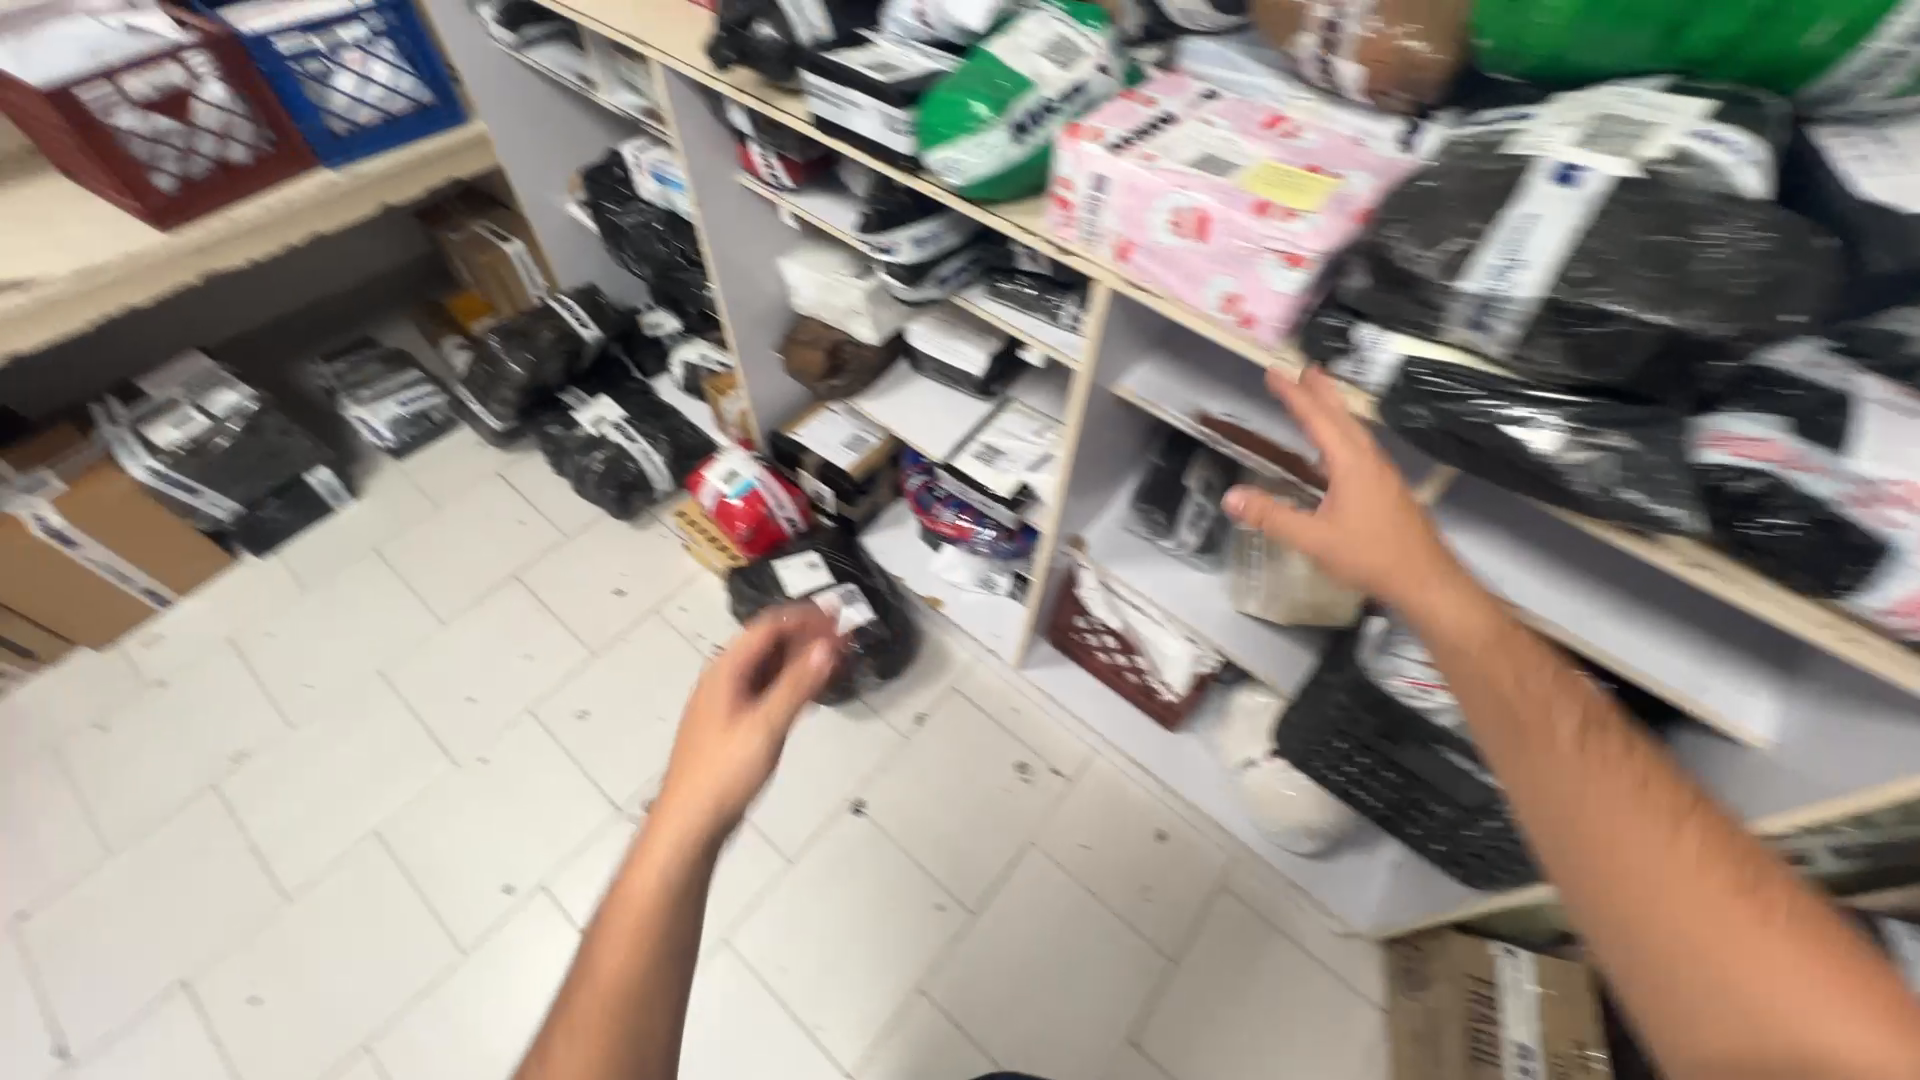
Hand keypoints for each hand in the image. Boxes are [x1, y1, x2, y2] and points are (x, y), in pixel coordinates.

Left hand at [652, 604, 843, 846]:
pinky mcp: (736, 724)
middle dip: (807, 636)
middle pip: (769, 644)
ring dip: (802, 659)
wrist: (689, 824)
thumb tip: (827, 646)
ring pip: (770, 668)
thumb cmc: (724, 772)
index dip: (804, 617)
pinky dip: (793, 684)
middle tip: (845, 636)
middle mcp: (725, 679)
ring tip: (838, 658)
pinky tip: (814, 690)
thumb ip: (798, 685)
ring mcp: (729, 703)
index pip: (769, 627)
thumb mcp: (766, 726)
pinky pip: (768, 691)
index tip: (839, 614)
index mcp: (726, 671)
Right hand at [1221, 367, 1463, 611]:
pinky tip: (1336, 450)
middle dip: (1321, 392)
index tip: (1274, 374)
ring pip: (1354, 431)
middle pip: (1342, 416)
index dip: (1293, 396)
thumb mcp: (1312, 540)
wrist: (1425, 579)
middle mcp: (1369, 461)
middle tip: (1305, 369)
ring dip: (1334, 410)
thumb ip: (1271, 517)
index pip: (1317, 420)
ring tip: (1320, 397)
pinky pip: (1360, 448)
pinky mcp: (1387, 489)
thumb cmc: (1370, 557)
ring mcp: (1382, 474)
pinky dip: (1342, 434)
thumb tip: (1230, 497)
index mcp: (1350, 464)